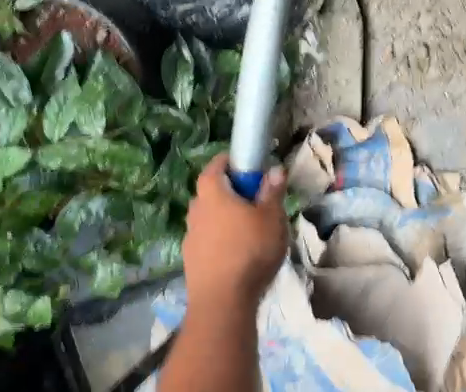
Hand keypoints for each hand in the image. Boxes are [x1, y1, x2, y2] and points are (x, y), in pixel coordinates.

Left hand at [182, 155, 289, 310]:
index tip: (242, 162)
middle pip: (208, 194)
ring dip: (222, 217)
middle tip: (250, 195)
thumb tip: (274, 170)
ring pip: (206, 219)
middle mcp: (196, 215)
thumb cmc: (250, 250)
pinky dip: (219, 239)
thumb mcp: (272, 217)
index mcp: (214, 197)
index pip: (212, 169)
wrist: (222, 303)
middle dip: (227, 191)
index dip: (225, 162)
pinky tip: (238, 251)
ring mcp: (191, 241)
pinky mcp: (192, 264)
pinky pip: (206, 241)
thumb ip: (272, 192)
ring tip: (247, 226)